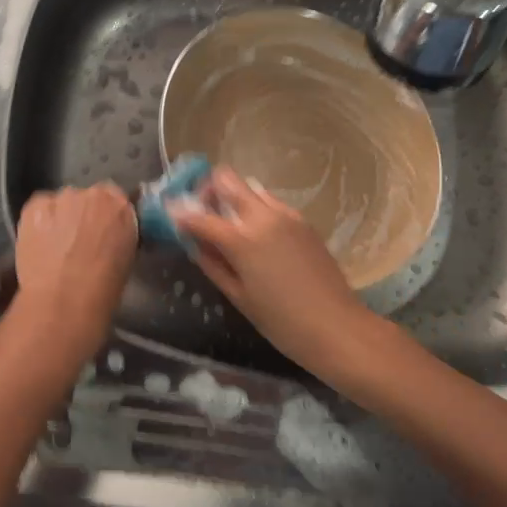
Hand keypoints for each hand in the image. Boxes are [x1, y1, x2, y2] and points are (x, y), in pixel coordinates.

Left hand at [14, 183, 136, 348]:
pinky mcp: (34, 207)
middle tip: (78, 241)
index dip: (105, 215)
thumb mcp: (125, 259)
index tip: (100, 230)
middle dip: (82, 215)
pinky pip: (39, 209)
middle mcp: (93, 194)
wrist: (63, 304)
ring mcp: (62, 198)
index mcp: (121, 207)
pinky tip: (39, 243)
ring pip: (61, 203)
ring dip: (60, 218)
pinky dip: (39, 222)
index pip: (114, 198)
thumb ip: (118, 237)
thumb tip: (108, 237)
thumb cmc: (102, 291)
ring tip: (55, 246)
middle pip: (86, 198)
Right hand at [171, 166, 380, 375]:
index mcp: (242, 239)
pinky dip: (256, 209)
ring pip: (250, 187)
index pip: (199, 216)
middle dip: (208, 190)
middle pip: (227, 179)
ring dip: (234, 196)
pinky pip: (270, 202)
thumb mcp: (238, 297)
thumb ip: (212, 264)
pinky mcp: (302, 220)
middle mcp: (263, 217)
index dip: (180, 213)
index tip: (170, 212)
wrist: (337, 327)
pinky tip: (256, 235)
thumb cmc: (282, 322)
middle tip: (202, 210)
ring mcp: (286, 215)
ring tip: (229, 224)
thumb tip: (194, 243)